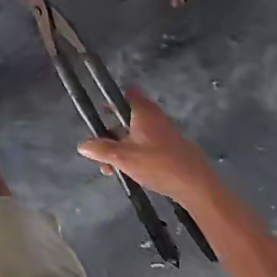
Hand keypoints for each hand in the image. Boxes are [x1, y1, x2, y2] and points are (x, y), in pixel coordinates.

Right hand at [77, 89, 217, 208]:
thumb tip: (82, 144)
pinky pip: (143, 145)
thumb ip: (101, 150)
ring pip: (132, 134)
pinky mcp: (166, 148)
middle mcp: (152, 117)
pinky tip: (124, 173)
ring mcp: (161, 133)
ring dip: (118, 148)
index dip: (110, 99)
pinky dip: (131, 154)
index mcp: (143, 111)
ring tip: (108, 169)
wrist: (194, 183)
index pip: (125, 93)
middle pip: (125, 117)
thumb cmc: (158, 164)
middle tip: (97, 150)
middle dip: (109, 133)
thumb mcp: (123, 158)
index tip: (97, 112)